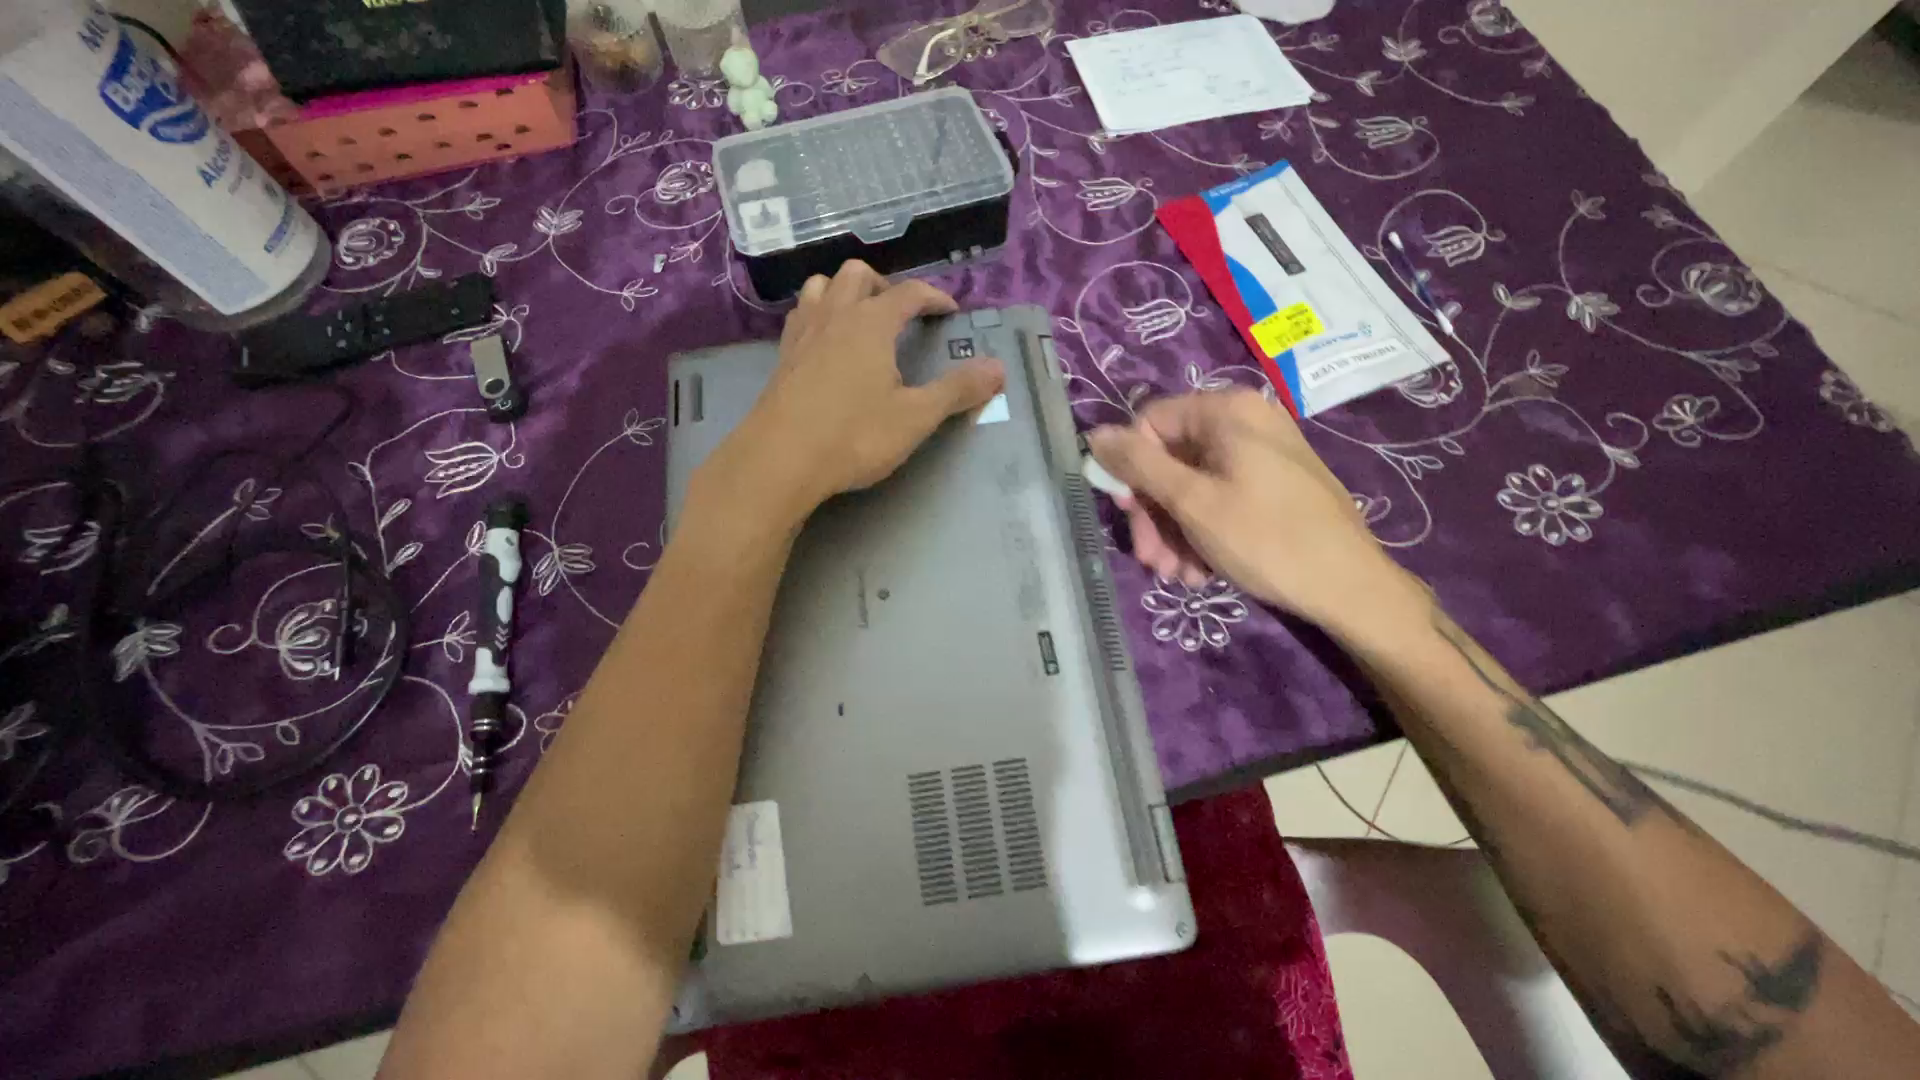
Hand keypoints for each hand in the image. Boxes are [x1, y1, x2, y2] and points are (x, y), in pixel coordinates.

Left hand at [696, 261, 1003, 525]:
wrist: (779, 461)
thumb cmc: (853, 437)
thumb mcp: (915, 418)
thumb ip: (957, 390)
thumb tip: (998, 368)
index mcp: (871, 323)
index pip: (909, 293)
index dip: (933, 297)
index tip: (949, 311)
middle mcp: (835, 316)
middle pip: (858, 275)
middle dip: (884, 285)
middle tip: (901, 313)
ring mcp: (803, 334)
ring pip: (821, 287)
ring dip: (844, 292)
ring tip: (860, 318)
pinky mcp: (782, 358)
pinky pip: (800, 316)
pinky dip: (819, 315)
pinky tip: (826, 344)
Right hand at [1088, 390, 1423, 637]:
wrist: (1350, 586)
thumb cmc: (1265, 538)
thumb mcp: (1192, 502)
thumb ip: (1140, 465)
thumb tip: (1095, 434)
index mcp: (1227, 411)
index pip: (1150, 423)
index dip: (1130, 469)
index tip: (1127, 515)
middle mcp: (1246, 422)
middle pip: (1172, 458)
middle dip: (1154, 514)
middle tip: (1150, 560)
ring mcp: (1264, 454)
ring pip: (1194, 485)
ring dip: (1175, 532)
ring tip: (1178, 576)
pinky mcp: (1276, 486)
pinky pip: (1222, 498)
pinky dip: (1204, 532)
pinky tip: (1201, 572)